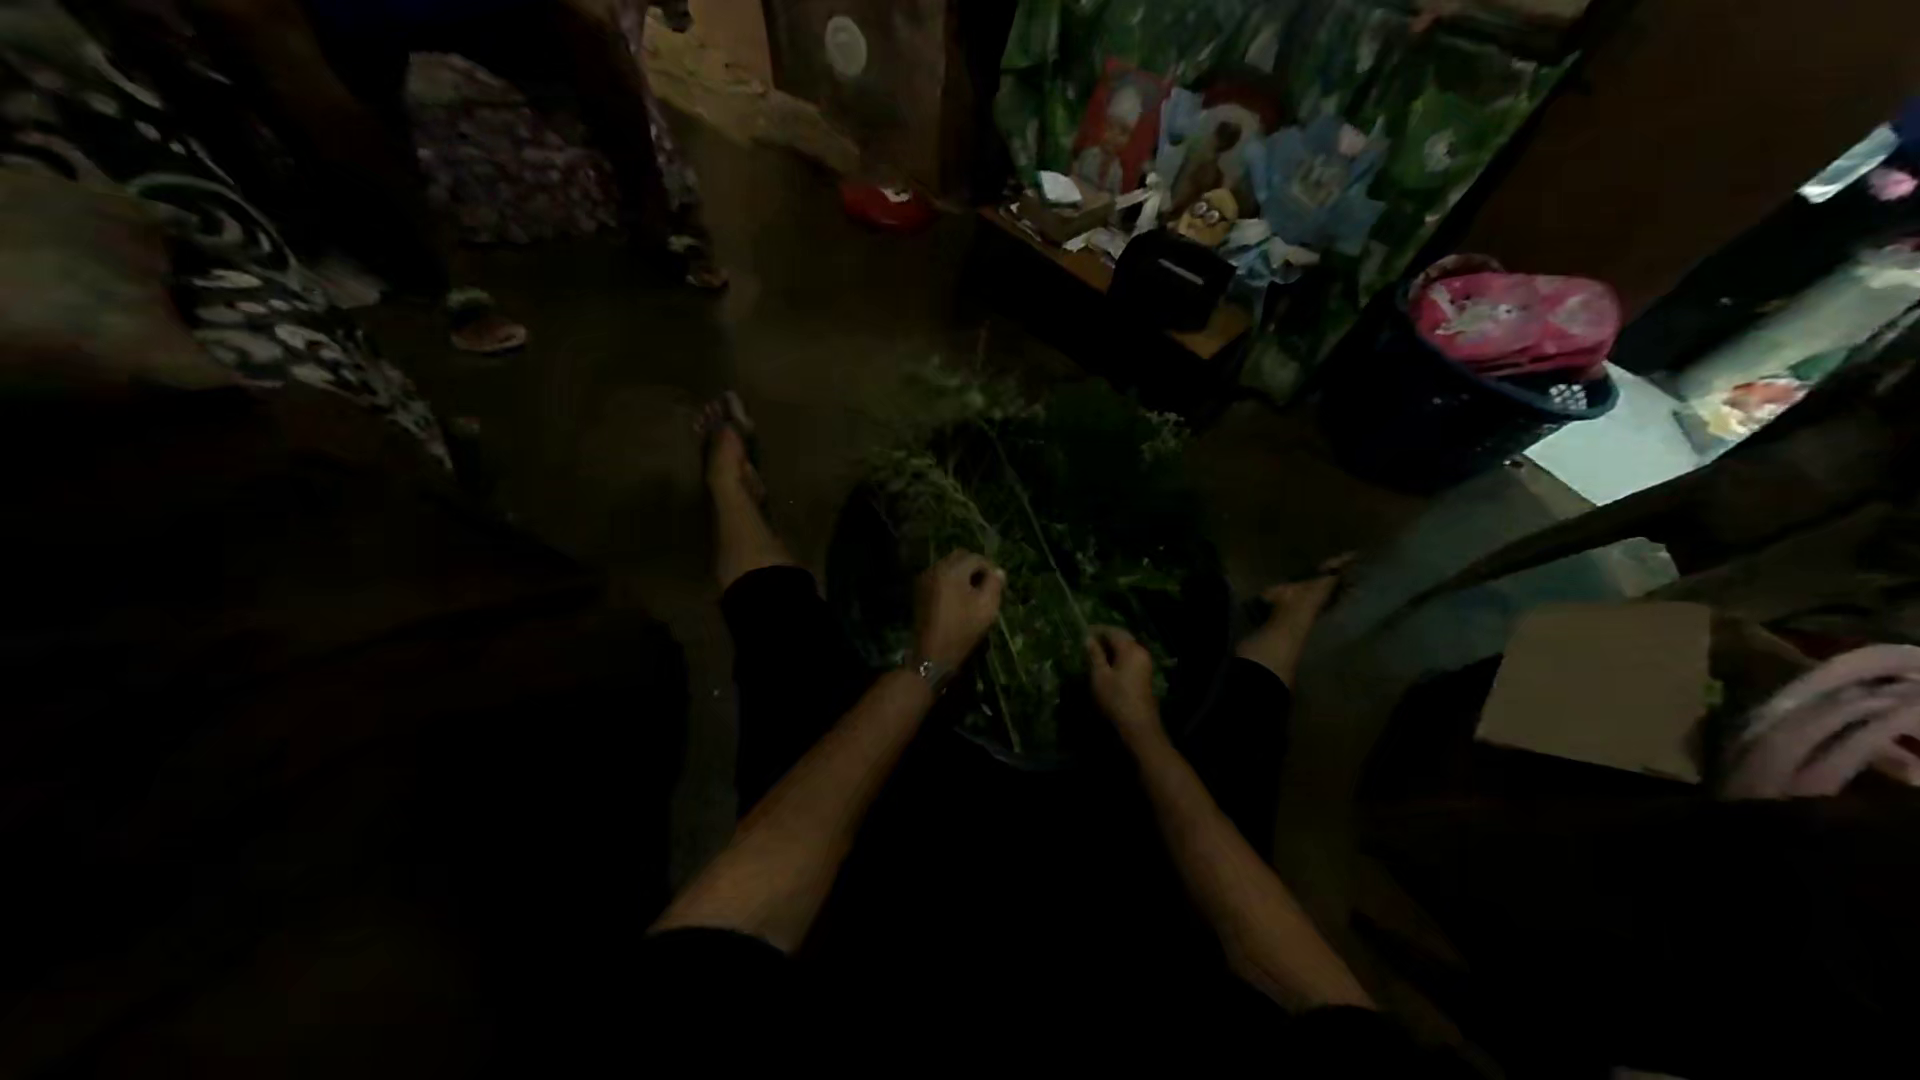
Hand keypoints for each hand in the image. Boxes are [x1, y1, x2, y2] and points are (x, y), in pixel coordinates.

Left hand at [913, 550, 1005, 670]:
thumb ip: (994, 584)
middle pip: (959, 557)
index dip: (989, 567)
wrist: (932, 654)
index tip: (997, 582)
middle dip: (974, 567)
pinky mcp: (919, 591)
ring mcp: (924, 580)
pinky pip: (939, 577)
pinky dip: (950, 581)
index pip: (975, 558)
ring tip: (973, 592)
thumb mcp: (986, 608)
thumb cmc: (962, 630)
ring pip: (948, 566)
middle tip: (986, 584)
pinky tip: (958, 598)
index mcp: (951, 571)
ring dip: (962, 573)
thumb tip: (998, 571)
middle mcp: (935, 569)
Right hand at [1087, 625, 1159, 736]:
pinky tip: (1107, 662)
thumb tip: (1088, 639)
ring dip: (1112, 646)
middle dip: (1105, 636)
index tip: (1083, 631)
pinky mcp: (1144, 673)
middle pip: (1122, 637)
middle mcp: (1141, 652)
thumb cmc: (1116, 698)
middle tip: (1088, 640)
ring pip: (1127, 647)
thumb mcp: (1100, 675)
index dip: (1098, 629)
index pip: (1113, 631)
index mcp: (1130, 649)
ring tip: (1094, 651)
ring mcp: (1145, 663)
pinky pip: (1130, 656)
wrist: (1138, 724)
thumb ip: (1095, 655)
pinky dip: (1118, 655)